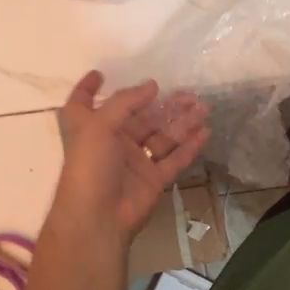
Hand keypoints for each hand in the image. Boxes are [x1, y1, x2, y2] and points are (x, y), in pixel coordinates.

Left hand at [48, 71, 210, 246]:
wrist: (98, 215)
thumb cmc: (90, 164)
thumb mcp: (100, 124)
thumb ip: (127, 102)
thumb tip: (152, 86)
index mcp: (89, 126)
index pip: (84, 102)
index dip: (89, 88)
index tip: (101, 74)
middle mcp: (112, 140)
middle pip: (140, 117)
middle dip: (163, 104)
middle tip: (190, 93)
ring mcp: (134, 161)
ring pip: (162, 136)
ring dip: (182, 122)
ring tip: (204, 107)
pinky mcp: (153, 179)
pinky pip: (174, 159)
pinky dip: (189, 146)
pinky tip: (205, 132)